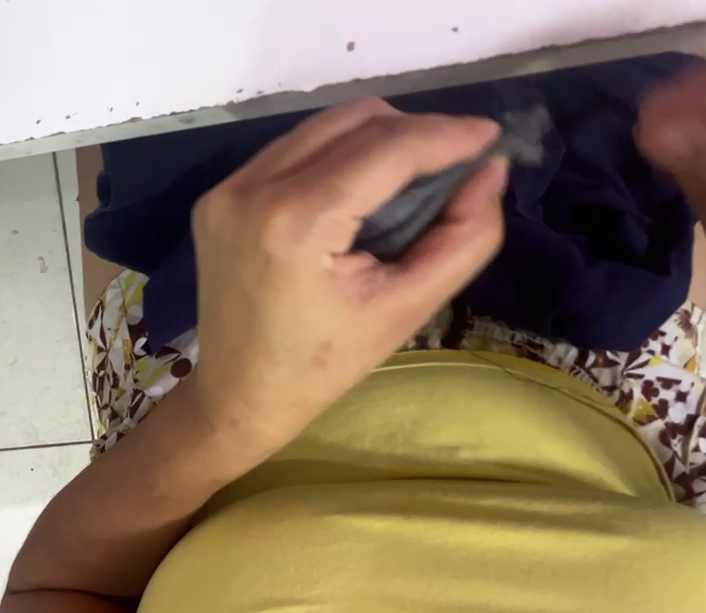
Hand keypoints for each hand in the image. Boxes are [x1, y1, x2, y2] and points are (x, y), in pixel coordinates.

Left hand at [187, 99, 506, 452]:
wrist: (237, 397)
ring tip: (405, 180)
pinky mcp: (214, 201)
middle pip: (353, 122)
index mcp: (296, 222)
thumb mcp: (404, 311)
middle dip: (411, 133)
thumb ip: (463, 239)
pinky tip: (352, 195)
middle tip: (448, 165)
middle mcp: (251, 191)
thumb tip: (490, 169)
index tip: (488, 137)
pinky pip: (289, 153)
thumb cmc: (320, 367)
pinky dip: (330, 158)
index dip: (446, 134)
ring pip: (319, 129)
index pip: (386, 147)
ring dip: (371, 140)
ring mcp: (226, 193)